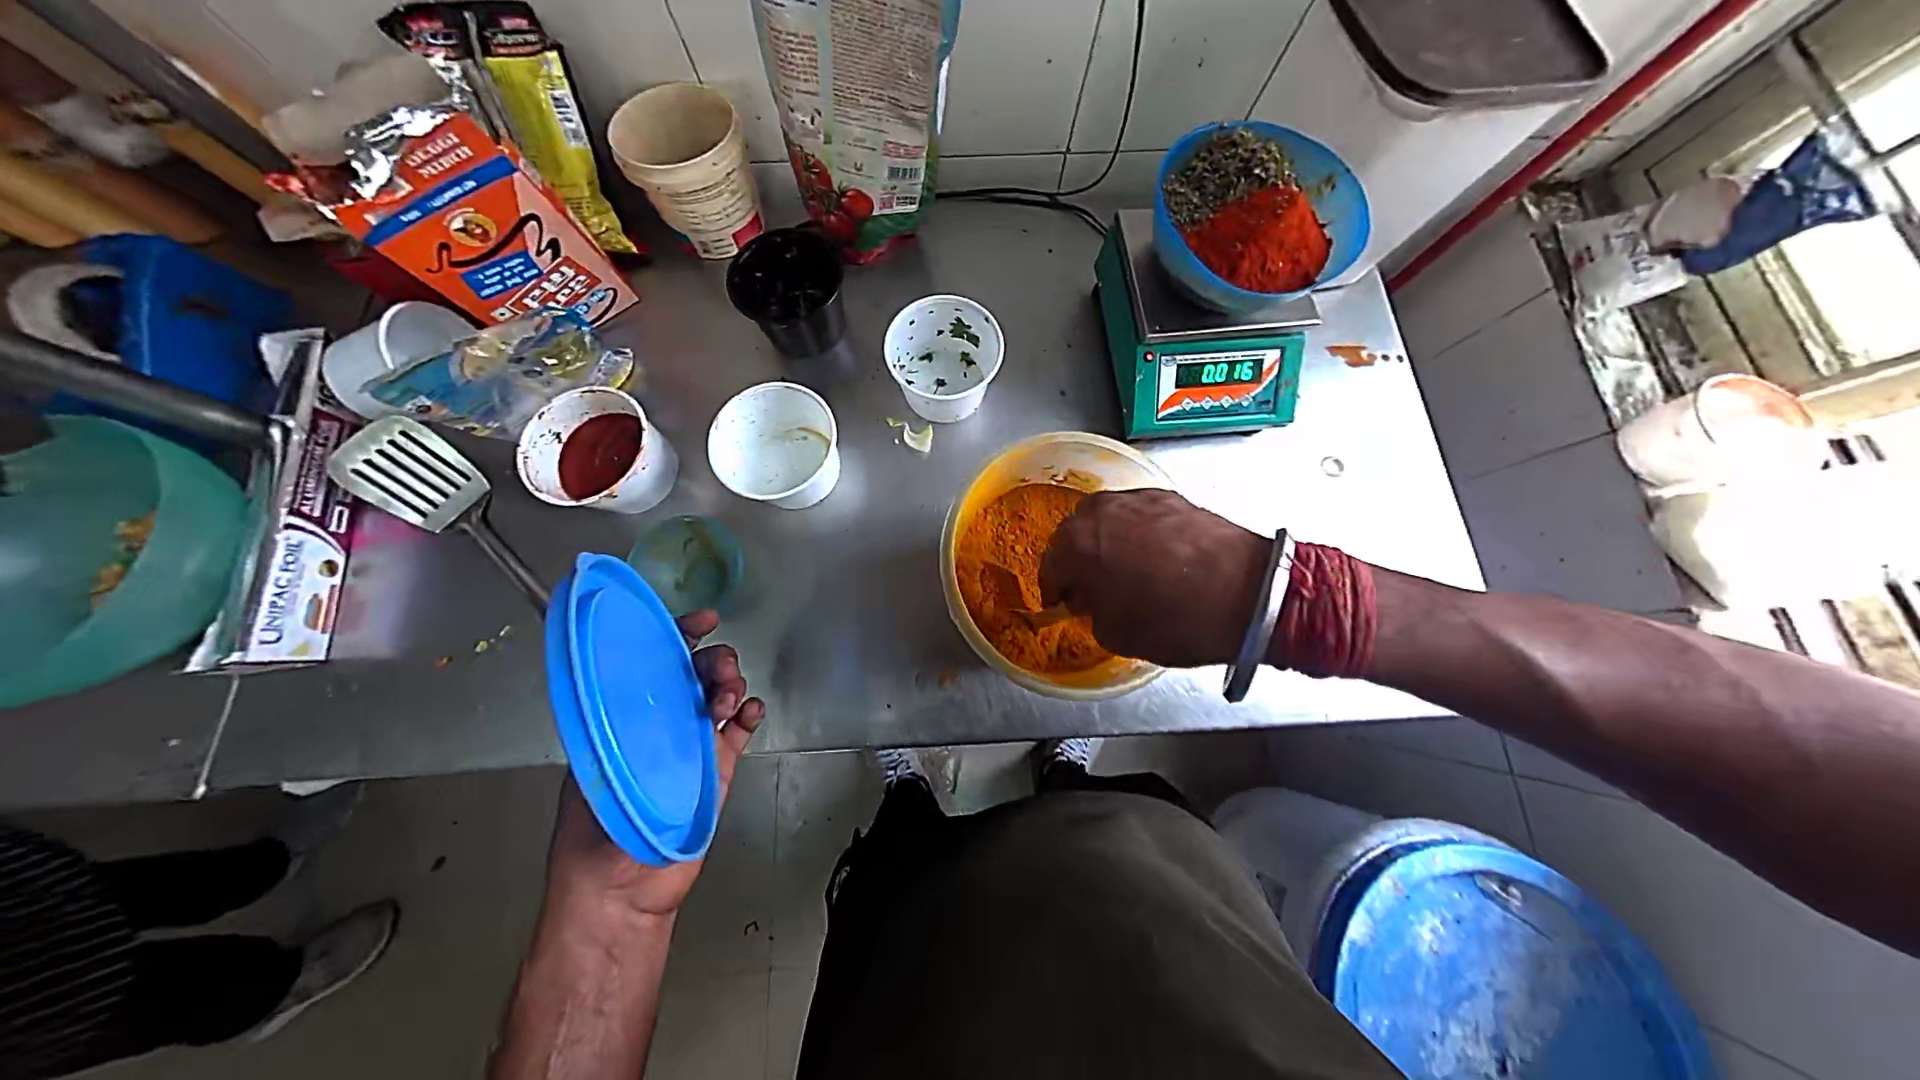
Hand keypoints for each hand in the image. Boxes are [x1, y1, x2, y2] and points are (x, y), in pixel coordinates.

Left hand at [545, 610, 765, 919]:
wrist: (623, 893)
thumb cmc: (596, 835)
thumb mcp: (595, 771)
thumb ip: (617, 726)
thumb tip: (625, 679)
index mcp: (624, 718)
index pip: (651, 665)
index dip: (677, 636)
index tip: (701, 621)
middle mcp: (658, 725)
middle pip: (692, 675)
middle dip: (712, 661)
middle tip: (720, 670)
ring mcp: (691, 745)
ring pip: (718, 696)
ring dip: (730, 685)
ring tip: (731, 696)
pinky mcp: (718, 768)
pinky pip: (738, 731)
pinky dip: (748, 715)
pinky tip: (750, 711)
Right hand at [1040, 489, 1269, 667]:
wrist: (1250, 594)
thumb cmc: (1176, 619)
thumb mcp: (1117, 633)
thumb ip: (1092, 611)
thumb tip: (1093, 600)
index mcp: (1077, 545)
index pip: (1050, 567)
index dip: (1054, 590)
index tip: (1061, 603)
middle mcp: (1101, 512)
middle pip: (1073, 534)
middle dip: (1076, 559)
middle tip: (1090, 585)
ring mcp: (1137, 499)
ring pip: (1105, 519)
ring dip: (1105, 541)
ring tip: (1122, 567)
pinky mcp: (1170, 497)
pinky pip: (1137, 514)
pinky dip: (1136, 532)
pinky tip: (1153, 555)